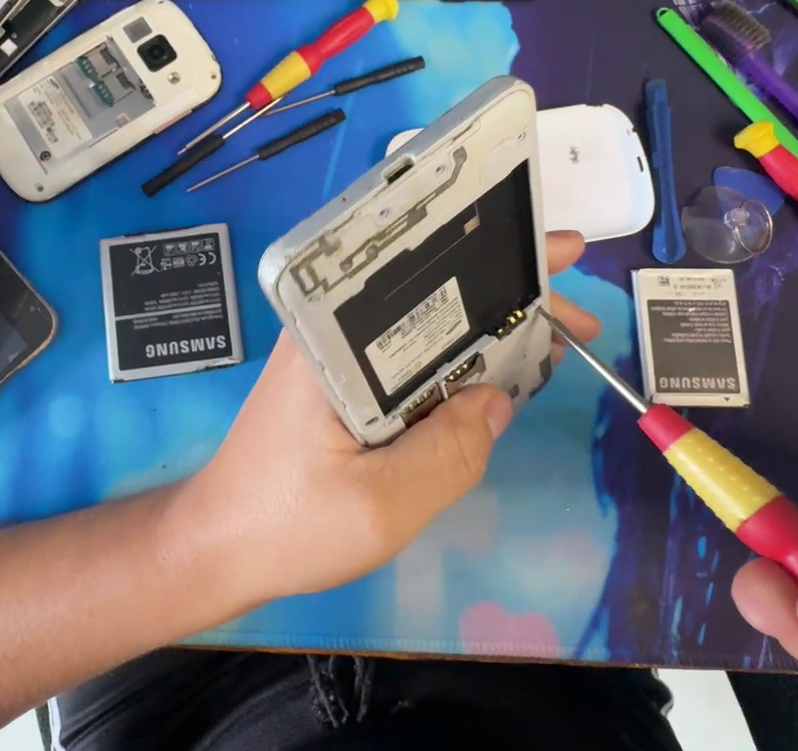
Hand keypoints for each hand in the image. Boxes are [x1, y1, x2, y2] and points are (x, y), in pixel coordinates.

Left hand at [177, 231, 600, 610]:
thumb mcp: (381, 502)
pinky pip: (408, 361)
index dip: (493, 260)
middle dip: (507, 293)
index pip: (418, 276)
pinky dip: (457, 362)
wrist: (218, 547)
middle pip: (427, 295)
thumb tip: (498, 398)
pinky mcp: (340, 385)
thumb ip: (448, 452)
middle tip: (578, 307)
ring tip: (557, 336)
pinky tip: (499, 374)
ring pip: (422, 328)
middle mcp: (332, 333)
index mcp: (333, 338)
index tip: (553, 249)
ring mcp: (336, 358)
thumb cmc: (288, 523)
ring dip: (488, 329)